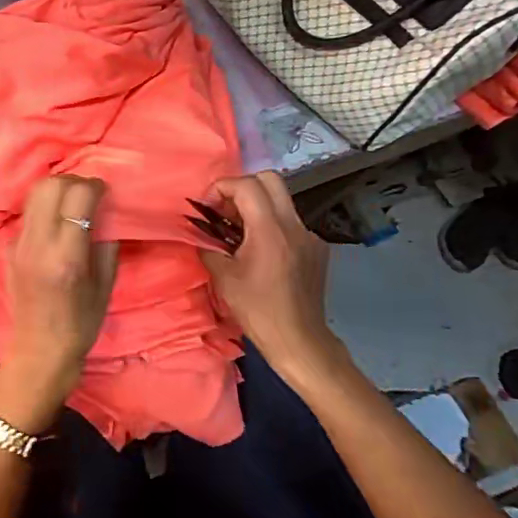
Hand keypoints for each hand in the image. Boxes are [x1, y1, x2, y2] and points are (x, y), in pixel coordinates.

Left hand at [0, 174, 118, 427]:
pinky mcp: (8, 248)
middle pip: (50, 186)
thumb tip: (105, 210)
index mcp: (66, 256)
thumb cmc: (80, 324)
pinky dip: (45, 208)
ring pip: (34, 194)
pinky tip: (57, 223)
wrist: (39, 350)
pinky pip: (28, 214)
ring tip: (73, 203)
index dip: (95, 186)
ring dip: (56, 190)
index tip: (105, 191)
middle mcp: (37, 244)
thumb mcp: (105, 285)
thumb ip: (105, 243)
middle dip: (74, 181)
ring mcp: (18, 245)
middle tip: (89, 194)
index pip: (78, 196)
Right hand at [199, 172, 346, 375]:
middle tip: (224, 211)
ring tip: (237, 233)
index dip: (222, 188)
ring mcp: (309, 235)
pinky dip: (271, 227)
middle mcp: (294, 225)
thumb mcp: (223, 278)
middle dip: (242, 188)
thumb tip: (200, 234)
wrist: (298, 338)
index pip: (247, 185)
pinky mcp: (316, 248)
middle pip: (269, 180)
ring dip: (256, 207)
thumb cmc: (257, 309)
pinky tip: (261, 253)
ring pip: (281, 201)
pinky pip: (290, 224)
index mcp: (270, 230)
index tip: (207, 208)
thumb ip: (209, 248)